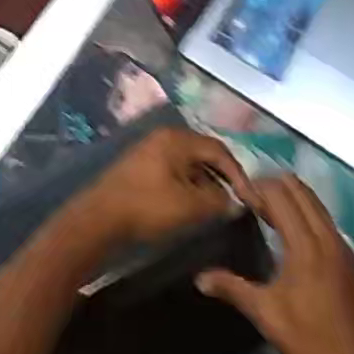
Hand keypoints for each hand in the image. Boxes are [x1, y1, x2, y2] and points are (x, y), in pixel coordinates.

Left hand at [68, 127, 251, 245]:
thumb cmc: (147, 206)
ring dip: (207, 182)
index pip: (218, 149)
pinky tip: (195, 205)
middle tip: (239, 201)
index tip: (252, 200)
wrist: (101, 216)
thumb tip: (233, 199)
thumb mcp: (190, 206)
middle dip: (224, 176)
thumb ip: (218, 200)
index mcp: (176, 139)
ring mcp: (151, 149)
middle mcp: (164, 137)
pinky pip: (175, 169)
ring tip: (219, 207)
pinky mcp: (143, 165)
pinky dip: (190, 184)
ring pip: (190, 162)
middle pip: (204, 152)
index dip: (239, 174)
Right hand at [196, 175, 353, 353]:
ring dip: (290, 195)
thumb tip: (199, 278)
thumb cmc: (311, 337)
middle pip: (298, 189)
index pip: (279, 194)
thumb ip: (232, 288)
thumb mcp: (267, 314)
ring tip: (267, 208)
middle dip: (272, 185)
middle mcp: (326, 236)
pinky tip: (290, 228)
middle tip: (251, 198)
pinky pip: (323, 215)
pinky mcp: (348, 255)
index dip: (256, 188)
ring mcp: (341, 244)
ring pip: (314, 200)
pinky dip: (304, 209)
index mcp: (305, 245)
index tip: (239, 197)